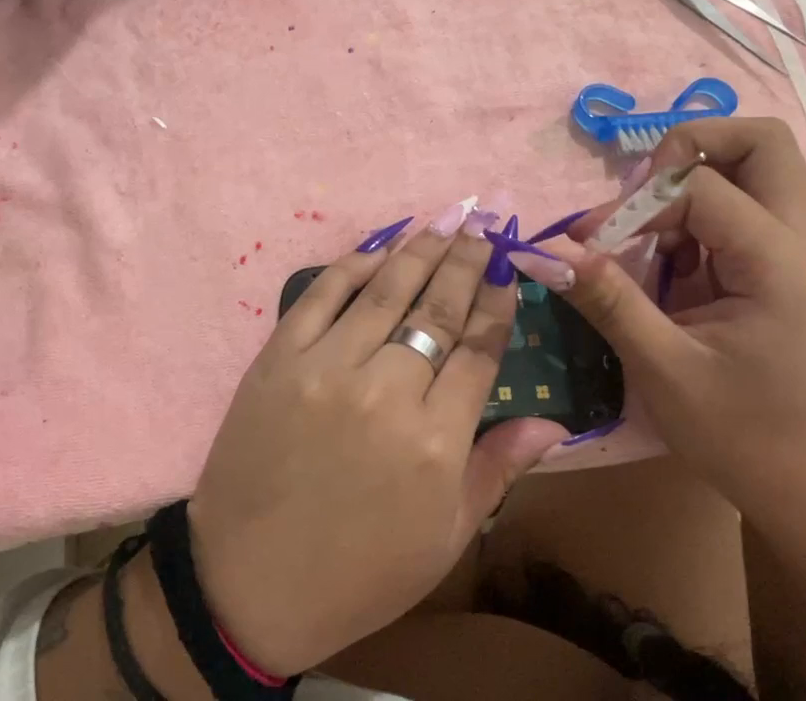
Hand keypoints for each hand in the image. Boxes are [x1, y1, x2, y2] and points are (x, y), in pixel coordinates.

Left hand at [188, 203, 569, 676]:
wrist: (251, 582)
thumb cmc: (360, 572)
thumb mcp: (445, 538)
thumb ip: (497, 468)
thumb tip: (554, 422)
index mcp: (437, 441)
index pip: (479, 350)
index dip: (497, 303)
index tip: (509, 269)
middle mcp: (387, 392)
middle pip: (437, 310)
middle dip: (465, 263)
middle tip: (483, 227)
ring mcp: (326, 369)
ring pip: (383, 293)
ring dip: (416, 253)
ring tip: (443, 223)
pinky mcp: (277, 360)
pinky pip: (319, 298)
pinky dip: (350, 267)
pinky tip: (376, 250)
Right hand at [505, 118, 805, 533]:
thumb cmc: (743, 437)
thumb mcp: (663, 368)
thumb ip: (607, 298)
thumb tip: (543, 251)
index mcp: (779, 262)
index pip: (700, 186)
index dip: (635, 203)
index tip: (589, 242)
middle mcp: (802, 243)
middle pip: (761, 144)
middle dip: (690, 148)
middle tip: (639, 195)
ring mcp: (800, 257)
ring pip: (757, 172)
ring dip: (693, 186)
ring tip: (646, 238)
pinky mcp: (787, 275)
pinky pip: (747, 213)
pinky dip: (700, 219)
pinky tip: (667, 266)